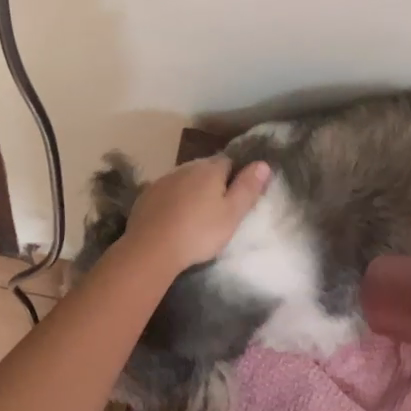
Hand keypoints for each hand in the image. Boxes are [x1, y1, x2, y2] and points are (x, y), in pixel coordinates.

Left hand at [120, 157, 271, 271]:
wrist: (151, 248)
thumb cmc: (199, 232)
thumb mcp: (232, 214)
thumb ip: (247, 188)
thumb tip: (263, 163)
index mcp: (209, 169)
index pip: (229, 162)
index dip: (235, 176)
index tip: (236, 197)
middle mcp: (186, 167)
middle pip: (205, 169)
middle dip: (213, 183)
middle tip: (217, 209)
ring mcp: (164, 179)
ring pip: (185, 179)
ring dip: (192, 190)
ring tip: (196, 215)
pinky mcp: (147, 194)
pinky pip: (167, 191)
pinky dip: (173, 200)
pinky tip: (173, 218)